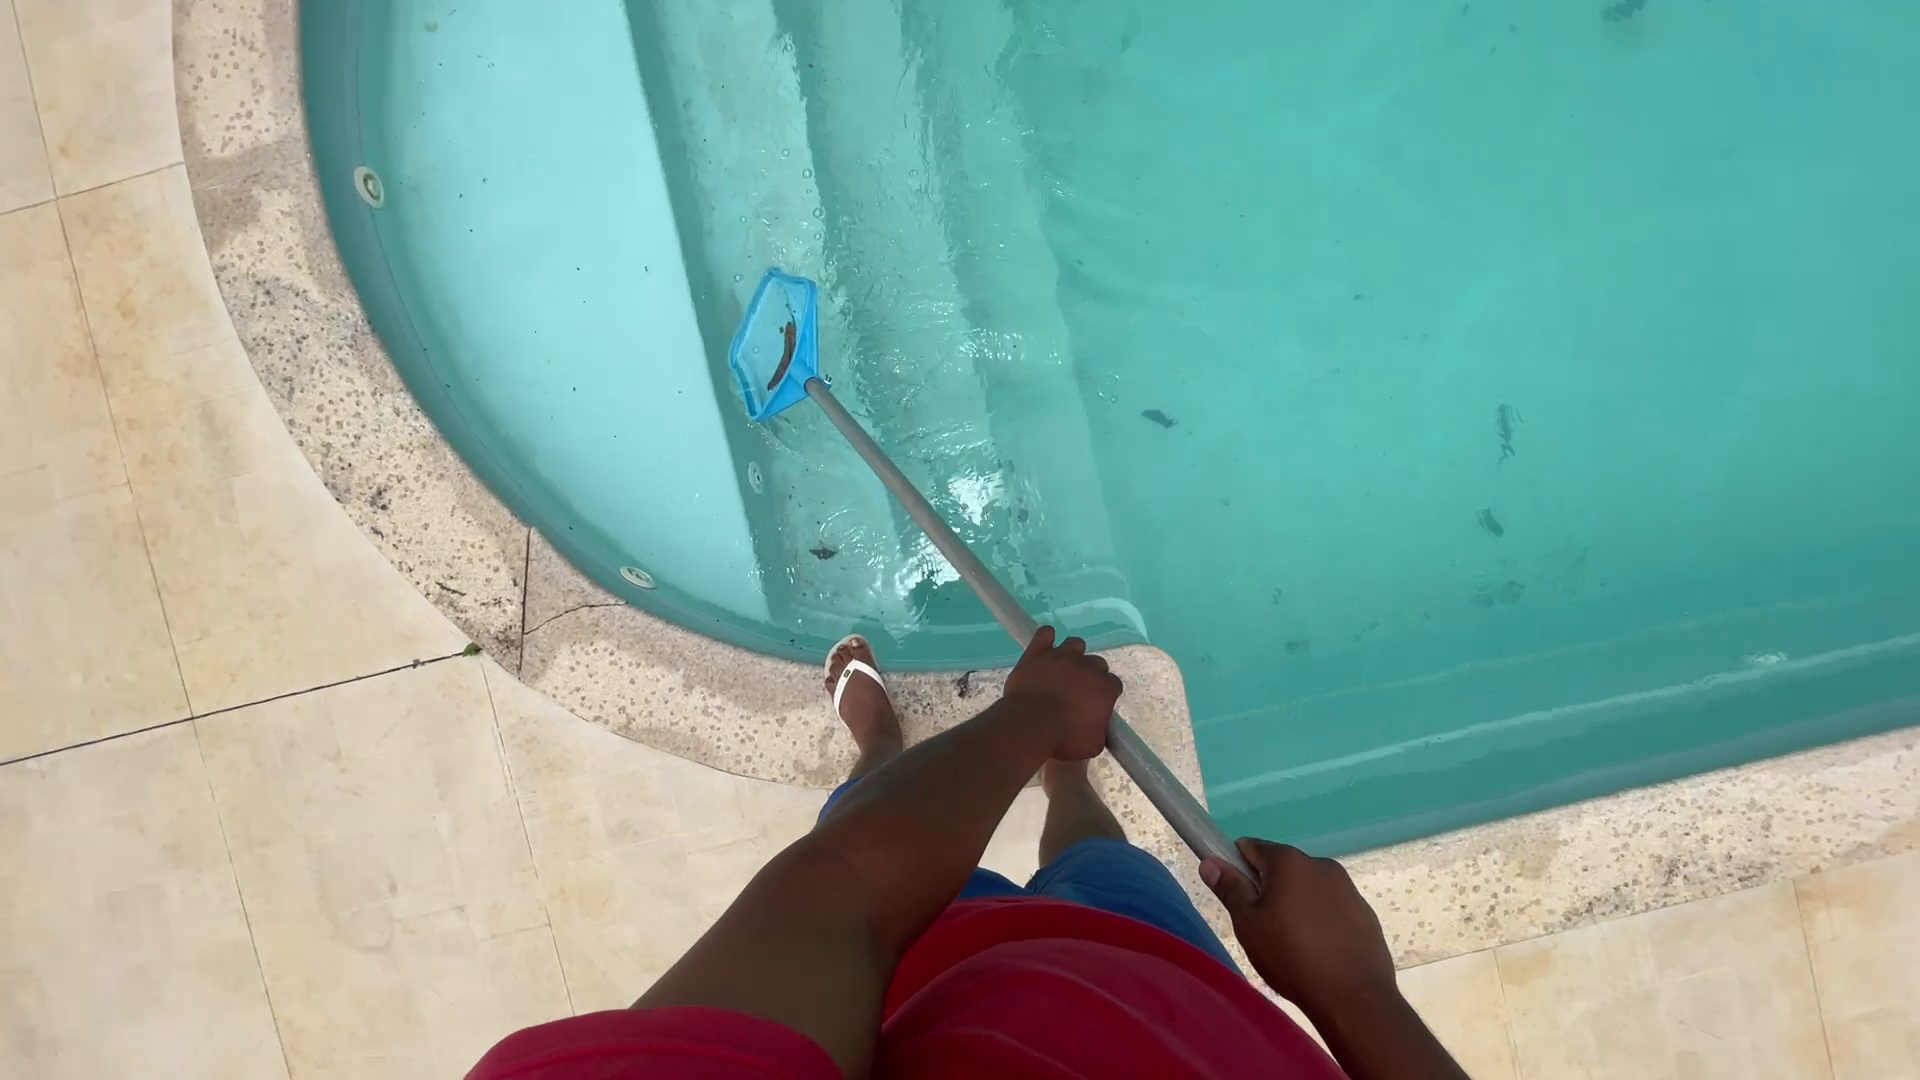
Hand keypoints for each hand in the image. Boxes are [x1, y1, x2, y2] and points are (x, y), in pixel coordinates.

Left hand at [1002, 626, 1121, 759]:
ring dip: (1071, 655)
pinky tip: (1043, 646)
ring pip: (1074, 644)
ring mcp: (1063, 655)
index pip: (1112, 684)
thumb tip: (1098, 727)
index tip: (1094, 702)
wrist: (1031, 724)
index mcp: (1104, 687)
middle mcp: (1088, 666)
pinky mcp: (1039, 651)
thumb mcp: (1092, 745)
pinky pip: (1045, 634)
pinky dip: (1045, 638)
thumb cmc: (1063, 738)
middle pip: (1095, 663)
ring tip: (1060, 668)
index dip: (1103, 692)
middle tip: (1075, 688)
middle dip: (1088, 674)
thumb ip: (1100, 731)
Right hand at [1201, 838, 1397, 1020]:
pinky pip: (1332, 907)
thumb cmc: (1292, 957)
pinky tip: (1321, 951)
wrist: (1356, 1002)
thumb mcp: (1248, 923)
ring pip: (1308, 887)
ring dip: (1297, 903)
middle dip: (1269, 888)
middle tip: (1264, 926)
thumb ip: (1229, 888)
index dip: (1237, 867)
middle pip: (1282, 867)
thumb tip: (1210, 863)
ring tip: (1295, 944)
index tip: (1238, 896)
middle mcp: (1320, 864)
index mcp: (1288, 861)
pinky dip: (1322, 919)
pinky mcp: (1366, 914)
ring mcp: (1348, 889)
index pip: (1250, 847)